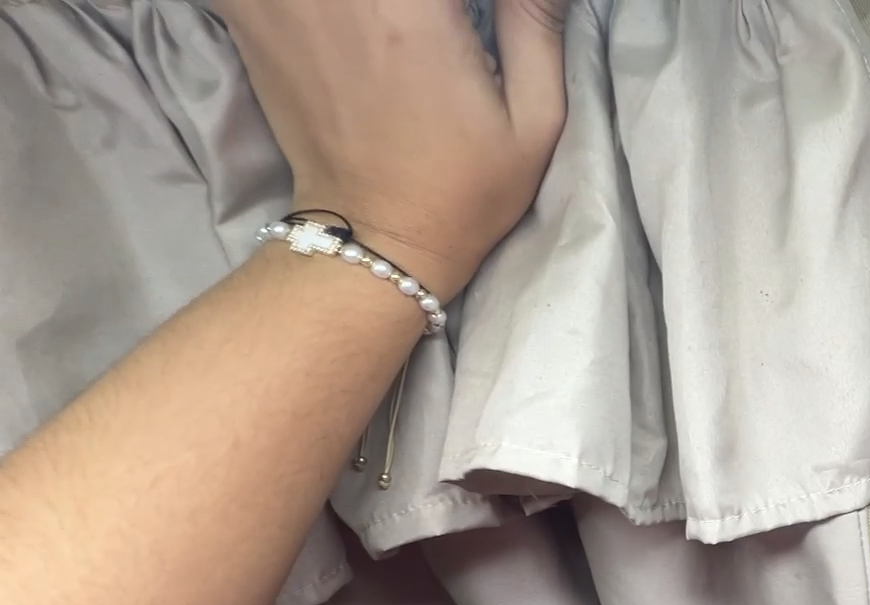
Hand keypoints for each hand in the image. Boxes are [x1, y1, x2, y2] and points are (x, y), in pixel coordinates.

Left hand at [214, 0, 569, 297]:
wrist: (384, 230)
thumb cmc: (472, 184)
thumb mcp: (535, 120)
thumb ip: (536, 24)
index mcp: (413, 5)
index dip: (475, 1)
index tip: (483, 18)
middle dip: (432, 5)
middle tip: (446, 26)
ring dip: (382, 8)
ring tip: (402, 30)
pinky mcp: (245, 4)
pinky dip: (309, 6)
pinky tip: (349, 25)